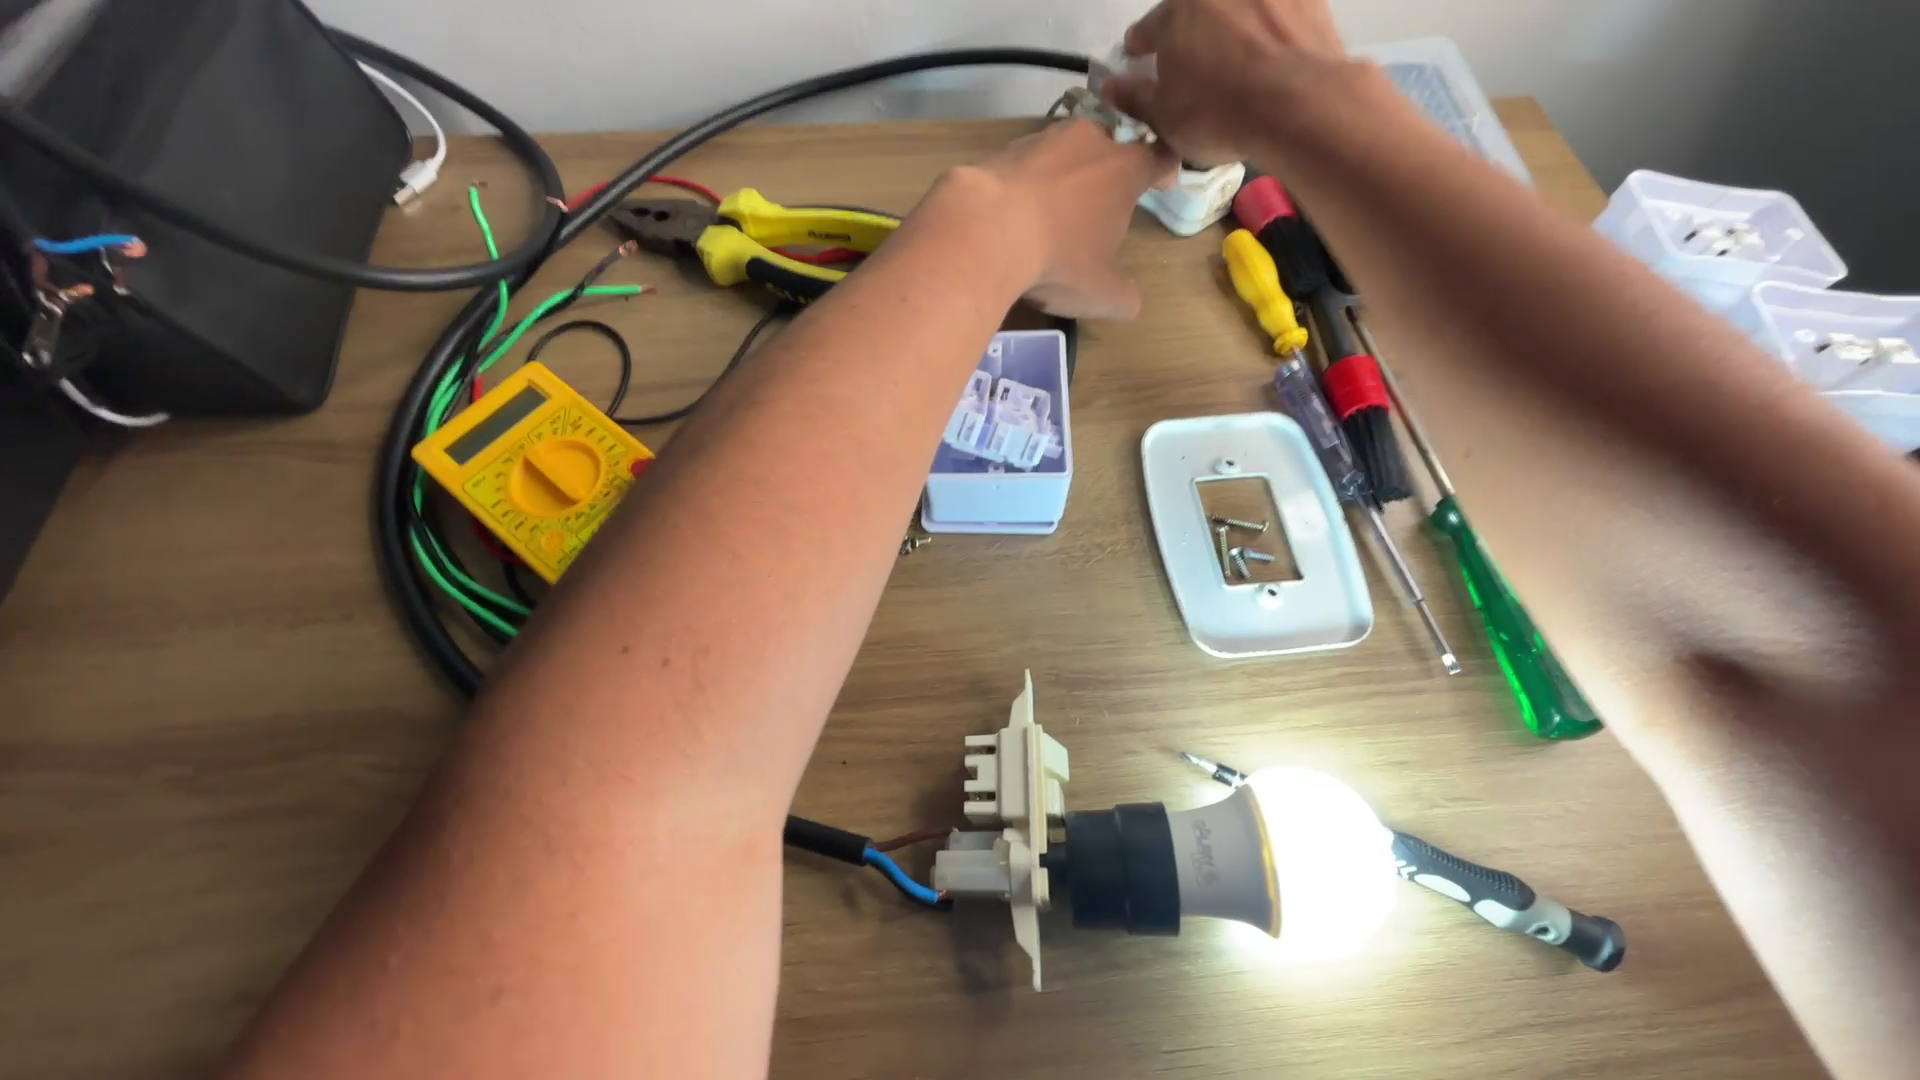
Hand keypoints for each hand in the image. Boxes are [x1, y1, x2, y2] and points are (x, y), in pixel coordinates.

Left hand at [931, 118, 1174, 319]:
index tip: (1163, 184)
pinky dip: (1026, 187)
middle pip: (1109, 149)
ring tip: (1052, 214)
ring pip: (1064, 153)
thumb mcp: (1101, 293)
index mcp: (1124, 170)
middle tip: (1099, 208)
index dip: (1165, 171)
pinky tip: (1013, 217)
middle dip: (1108, 174)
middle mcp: (1089, 142)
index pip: (1159, 159)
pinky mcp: (1002, 151)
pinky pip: (1024, 167)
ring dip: (1064, 178)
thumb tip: (1129, 302)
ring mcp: (1043, 140)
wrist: (984, 231)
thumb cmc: (1058, 260)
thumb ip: (1124, 297)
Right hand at [1102, 0, 1352, 165]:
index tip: (1137, 54)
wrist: (1299, 103)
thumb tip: (1110, 86)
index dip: (1140, 45)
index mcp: (1177, 11)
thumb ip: (1135, 97)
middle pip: (1194, 10)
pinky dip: (1269, 27)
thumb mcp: (1165, 116)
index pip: (1148, 28)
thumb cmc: (1217, 113)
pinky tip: (1271, 53)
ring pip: (1237, 9)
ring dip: (1230, 26)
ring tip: (1233, 55)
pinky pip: (1277, 11)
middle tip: (1189, 59)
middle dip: (1187, 31)